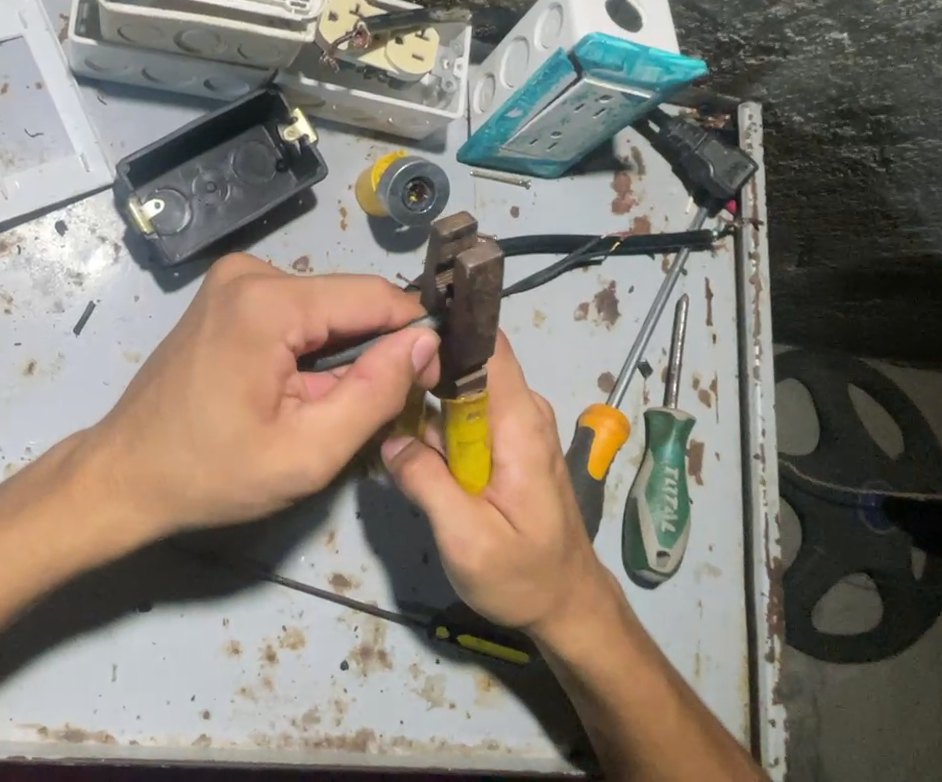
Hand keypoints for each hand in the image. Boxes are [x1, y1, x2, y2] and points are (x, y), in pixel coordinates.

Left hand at [84, 254, 438, 539]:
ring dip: (344, 352)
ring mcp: (233, 280)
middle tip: (390, 403)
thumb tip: (425, 341)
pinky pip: (295, 312)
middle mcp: (249, 272)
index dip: (415, 333)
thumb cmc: (212, 473)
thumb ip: (375, 392)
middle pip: (347, 301)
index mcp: (267, 301)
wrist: (127, 473)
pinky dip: (313, 347)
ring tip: (338, 404)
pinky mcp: (227, 296)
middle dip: (377, 347)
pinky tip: (305, 389)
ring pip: (325, 308)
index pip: (374, 296)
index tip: (438, 374)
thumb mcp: (307, 451)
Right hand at [381, 333, 611, 633]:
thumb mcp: (467, 539)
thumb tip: (389, 438)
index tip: (396, 341)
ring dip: (421, 404)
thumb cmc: (525, 576)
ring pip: (457, 391)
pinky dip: (433, 427)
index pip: (489, 346)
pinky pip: (461, 416)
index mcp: (519, 424)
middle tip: (374, 396)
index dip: (445, 332)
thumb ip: (426, 482)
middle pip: (464, 364)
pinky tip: (409, 449)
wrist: (567, 608)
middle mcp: (521, 412)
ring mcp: (513, 427)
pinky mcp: (503, 443)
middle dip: (419, 372)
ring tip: (384, 423)